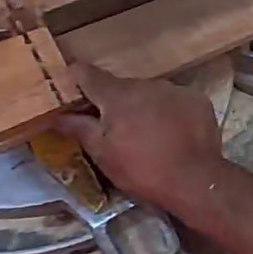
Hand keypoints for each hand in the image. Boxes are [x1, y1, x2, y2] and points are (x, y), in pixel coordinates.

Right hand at [58, 61, 231, 213]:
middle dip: (115, 102)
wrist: (195, 179)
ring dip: (143, 106)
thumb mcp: (103, 154)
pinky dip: (169, 111)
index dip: (76, 78)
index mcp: (118, 95)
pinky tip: (171, 132)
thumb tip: (55, 114)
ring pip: (150, 93)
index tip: (69, 85)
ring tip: (146, 134)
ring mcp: (175, 89)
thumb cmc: (142, 169)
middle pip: (122, 87)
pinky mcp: (197, 99)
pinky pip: (175, 100)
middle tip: (113, 128)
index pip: (89, 74)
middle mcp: (147, 84)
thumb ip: (78, 128)